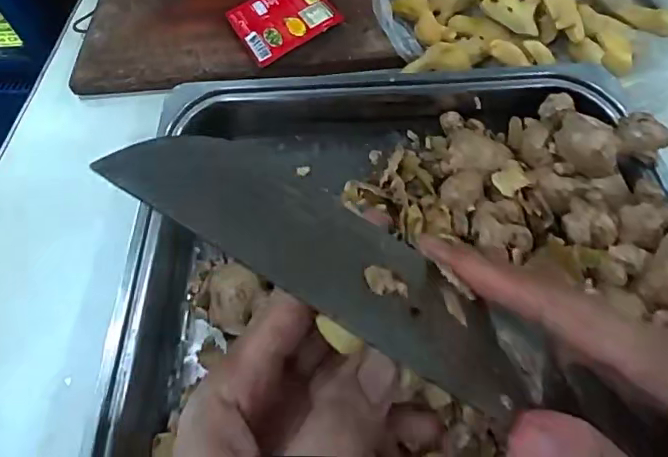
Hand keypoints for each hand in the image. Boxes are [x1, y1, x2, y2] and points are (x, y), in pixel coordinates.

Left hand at [174, 291, 437, 456]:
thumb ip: (338, 419)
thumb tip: (386, 348)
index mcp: (226, 401)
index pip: (279, 316)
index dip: (326, 275)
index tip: (373, 232)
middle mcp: (257, 415)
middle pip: (321, 352)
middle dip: (375, 333)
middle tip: (426, 309)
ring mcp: (290, 448)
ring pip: (347, 396)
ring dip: (396, 386)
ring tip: (442, 379)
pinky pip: (358, 439)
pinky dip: (396, 433)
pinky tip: (433, 431)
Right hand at [420, 238, 667, 456]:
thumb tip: (516, 429)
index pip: (563, 305)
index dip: (493, 275)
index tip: (432, 246)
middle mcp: (657, 351)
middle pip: (559, 315)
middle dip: (492, 295)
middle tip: (428, 279)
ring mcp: (658, 379)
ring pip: (568, 347)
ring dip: (510, 334)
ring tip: (451, 314)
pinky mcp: (658, 408)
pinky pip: (586, 380)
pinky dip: (540, 373)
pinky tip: (507, 376)